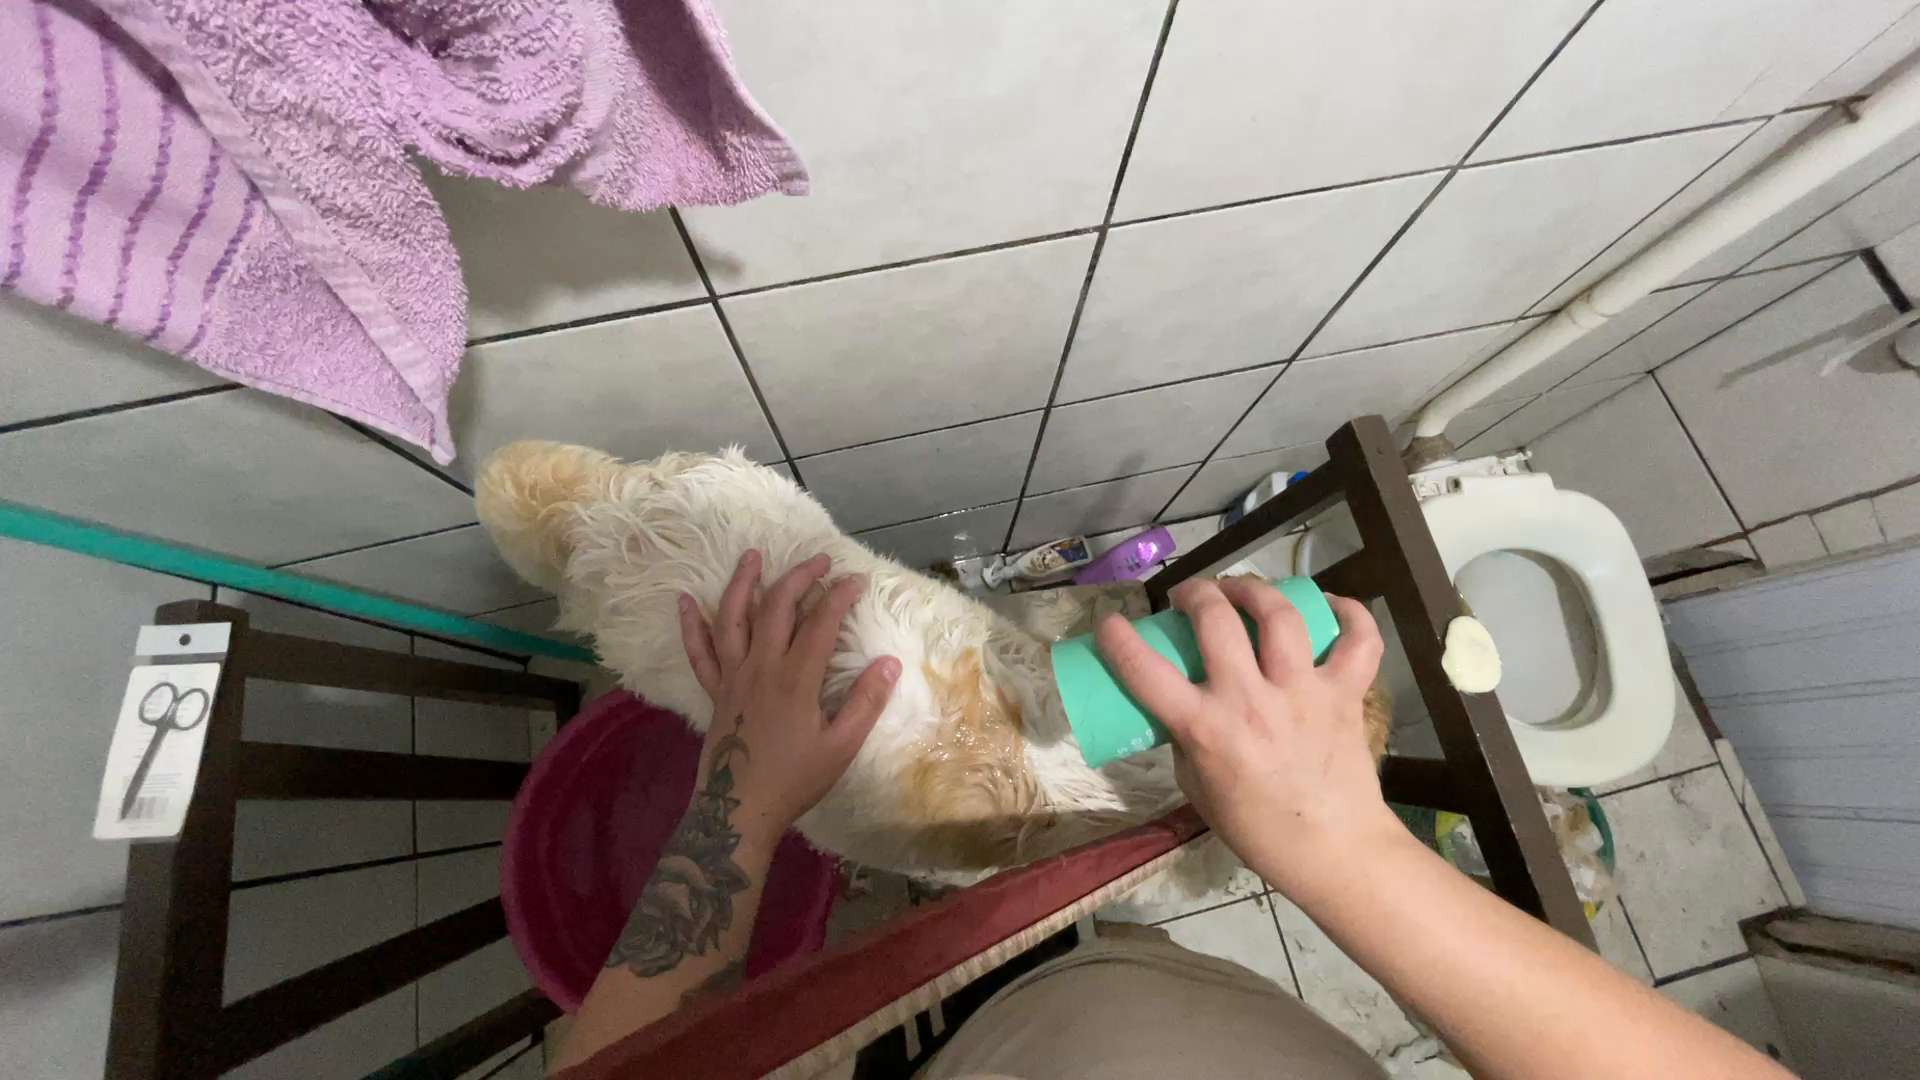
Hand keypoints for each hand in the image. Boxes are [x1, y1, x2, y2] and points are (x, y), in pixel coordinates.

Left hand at [679, 550, 899, 845]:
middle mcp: (761, 667)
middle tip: (819, 560)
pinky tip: (685, 602)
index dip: (840, 596)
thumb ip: (866, 703)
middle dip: (799, 577)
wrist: (738, 812)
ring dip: (742, 583)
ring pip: (732, 618)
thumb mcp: (841, 747)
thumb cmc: (795, 780)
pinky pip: (698, 653)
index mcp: (796, 679)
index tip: (857, 580)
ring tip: (752, 555)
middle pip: (776, 607)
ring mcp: (732, 676)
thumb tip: (890, 663)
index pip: (821, 622)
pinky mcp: (714, 691)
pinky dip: (691, 626)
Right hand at [1094, 578, 1398, 892]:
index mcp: (1206, 729)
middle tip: (1189, 598)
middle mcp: (1252, 700)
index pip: (1146, 672)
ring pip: (1281, 616)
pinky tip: (1328, 605)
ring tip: (1242, 591)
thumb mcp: (1197, 786)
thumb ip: (1185, 738)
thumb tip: (1181, 704)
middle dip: (1196, 593)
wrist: (1336, 853)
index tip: (1110, 622)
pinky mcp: (1345, 694)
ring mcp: (1303, 692)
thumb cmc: (1256, 828)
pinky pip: (1357, 640)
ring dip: (1255, 590)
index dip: (1118, 638)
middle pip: (1217, 619)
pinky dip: (1349, 614)